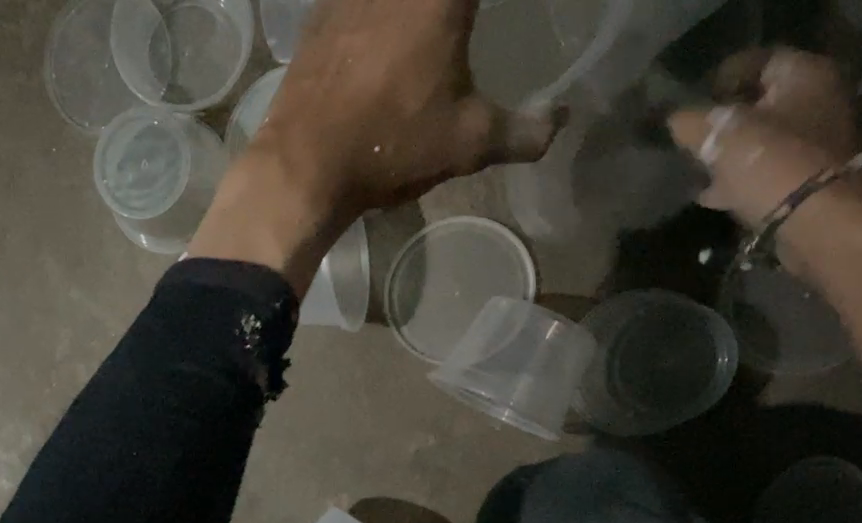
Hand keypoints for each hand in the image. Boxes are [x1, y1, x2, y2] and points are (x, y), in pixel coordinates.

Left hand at [187, 0, 562, 288]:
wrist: (303, 166)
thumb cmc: (391, 146)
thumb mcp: (468, 143)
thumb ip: (522, 130)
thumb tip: (558, 123)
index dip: (477, 4)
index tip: (483, 16)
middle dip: (450, 7)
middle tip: (458, 22)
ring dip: (409, 10)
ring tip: (428, 26)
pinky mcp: (319, 15)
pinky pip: (354, 1)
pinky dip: (372, 12)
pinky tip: (378, 28)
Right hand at [666, 48, 861, 226]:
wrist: (816, 221)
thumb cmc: (770, 164)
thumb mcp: (718, 137)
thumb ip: (690, 122)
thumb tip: (675, 120)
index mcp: (804, 75)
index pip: (756, 62)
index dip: (719, 79)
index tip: (690, 103)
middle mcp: (820, 100)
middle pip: (759, 103)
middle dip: (722, 123)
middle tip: (690, 141)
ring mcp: (819, 141)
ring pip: (762, 140)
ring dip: (728, 155)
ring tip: (696, 172)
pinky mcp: (811, 177)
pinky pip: (768, 170)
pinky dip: (740, 180)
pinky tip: (712, 196)